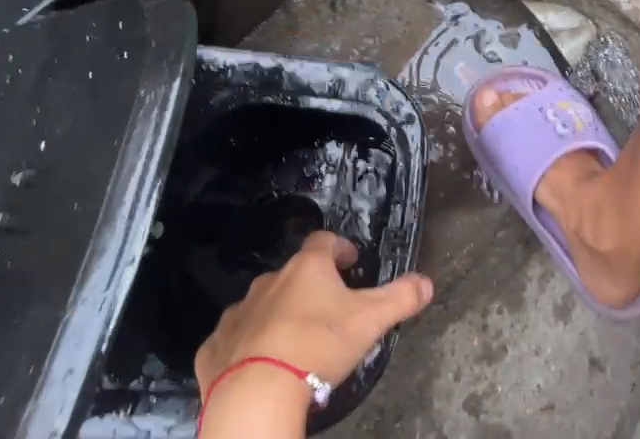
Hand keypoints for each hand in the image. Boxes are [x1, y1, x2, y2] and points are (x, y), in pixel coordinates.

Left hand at [195, 232, 432, 434]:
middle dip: (309, 287)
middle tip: (328, 311)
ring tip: (294, 342)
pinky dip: (247, 346)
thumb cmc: (318, 346)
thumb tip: (427, 282)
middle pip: (293, 274)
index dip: (340, 248)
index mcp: (306, 269)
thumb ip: (402, 297)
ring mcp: (236, 315)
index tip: (352, 262)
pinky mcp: (212, 349)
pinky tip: (259, 366)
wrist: (255, 396)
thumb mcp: (372, 321)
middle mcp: (268, 283)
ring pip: (261, 306)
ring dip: (277, 315)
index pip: (324, 242)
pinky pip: (233, 340)